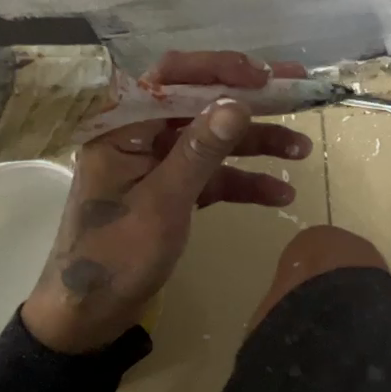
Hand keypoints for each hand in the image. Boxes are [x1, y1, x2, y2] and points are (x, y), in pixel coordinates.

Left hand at [21, 50, 313, 353]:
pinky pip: (216, 174)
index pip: (173, 76)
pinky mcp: (175, 191)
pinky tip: (281, 193)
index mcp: (125, 127)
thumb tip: (237, 103)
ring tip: (303, 149)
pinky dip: (246, 181)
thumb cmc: (113, 259)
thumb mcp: (162, 203)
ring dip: (258, 142)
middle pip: (204, 103)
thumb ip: (200, 151)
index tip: (262, 75)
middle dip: (251, 99)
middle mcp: (144, 135)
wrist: (87, 323)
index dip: (219, 67)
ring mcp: (161, 163)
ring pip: (217, 139)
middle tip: (296, 88)